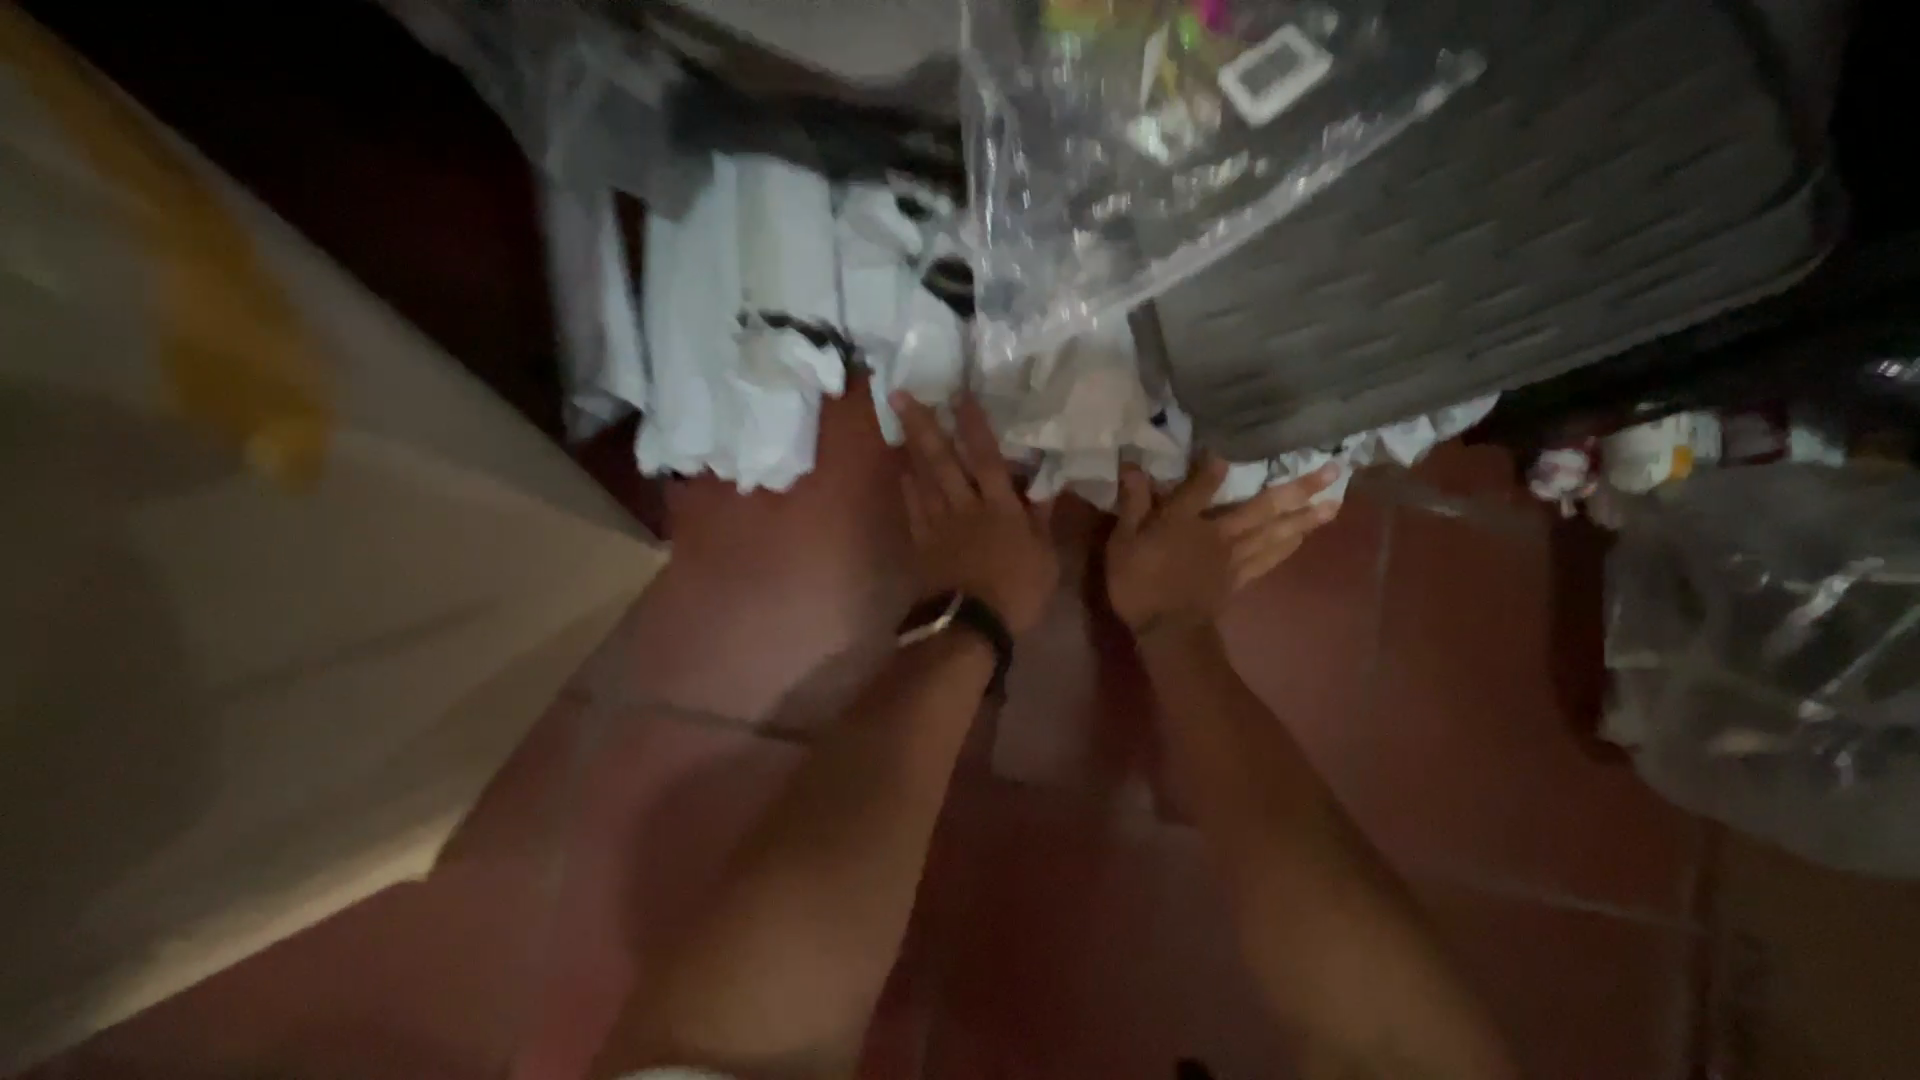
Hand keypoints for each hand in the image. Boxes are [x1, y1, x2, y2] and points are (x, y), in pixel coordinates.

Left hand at [895, 394, 1059, 636]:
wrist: (970, 627)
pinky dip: (908, 488)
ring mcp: (939, 525)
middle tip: (900, 394)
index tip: (960, 394)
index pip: (986, 457)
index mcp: (1000, 508)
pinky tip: (903, 473)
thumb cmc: (1017, 593)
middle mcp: (965, 507)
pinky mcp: (922, 545)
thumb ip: (1043, 520)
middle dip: (923, 425)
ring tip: (899, 422)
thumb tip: (1049, 486)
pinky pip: (913, 509)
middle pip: (942, 460)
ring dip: (911, 449)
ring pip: (923, 478)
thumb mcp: (1045, 558)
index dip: (974, 425)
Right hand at [1106, 457, 1339, 634]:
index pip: (1202, 484)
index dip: (1214, 465)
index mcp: (1183, 520)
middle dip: (1297, 488)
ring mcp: (1234, 556)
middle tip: (1334, 471)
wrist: (1166, 632)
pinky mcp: (1241, 577)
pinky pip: (1270, 557)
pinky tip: (1305, 536)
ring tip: (1335, 502)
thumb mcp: (1123, 541)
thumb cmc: (1138, 583)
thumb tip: (1133, 465)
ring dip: (1306, 517)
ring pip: (1276, 531)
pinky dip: (1289, 545)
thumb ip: (1132, 503)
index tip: (1229, 445)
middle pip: (1262, 507)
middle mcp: (1218, 532)